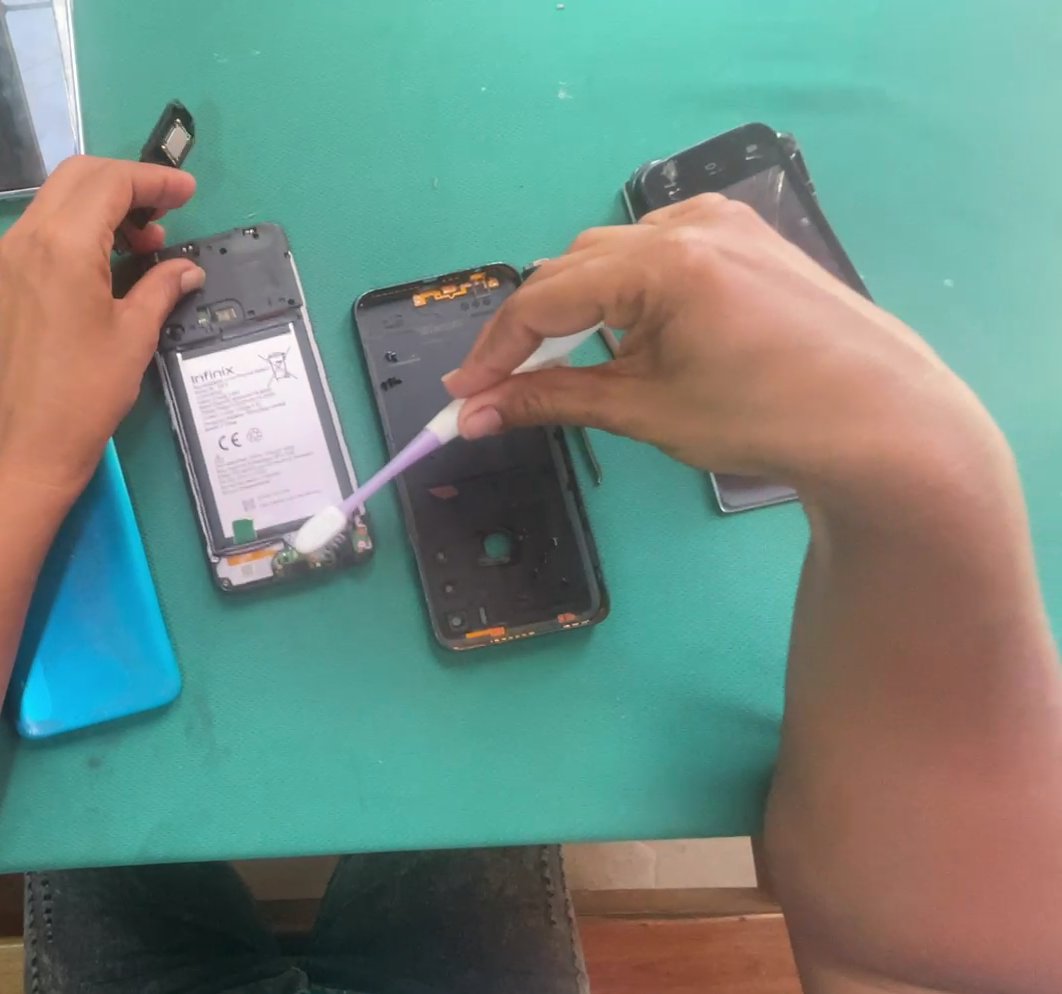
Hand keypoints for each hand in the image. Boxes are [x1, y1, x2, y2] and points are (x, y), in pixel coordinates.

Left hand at [0, 156, 204, 498]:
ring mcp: (12, 258)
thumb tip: (187, 269)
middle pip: (80, 177)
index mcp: (62, 244)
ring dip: (104, 206)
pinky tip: (110, 261)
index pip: (111, 182)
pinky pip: (45, 230)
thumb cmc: (85, 393)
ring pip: (60, 200)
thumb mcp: (134, 336)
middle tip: (165, 216)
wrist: (30, 444)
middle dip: (128, 185)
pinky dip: (80, 228)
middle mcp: (28, 238)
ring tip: (144, 245)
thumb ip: (162, 287)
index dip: (155, 181)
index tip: (187, 193)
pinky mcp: (8, 280)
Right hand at [443, 194, 1002, 495]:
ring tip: (553, 363)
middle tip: (496, 387)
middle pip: (564, 272)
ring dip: (563, 308)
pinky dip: (608, 289)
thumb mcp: (637, 410)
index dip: (492, 351)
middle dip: (522, 332)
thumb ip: (544, 401)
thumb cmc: (758, 417)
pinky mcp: (734, 236)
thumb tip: (469, 416)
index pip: (543, 300)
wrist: (881, 421)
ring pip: (598, 258)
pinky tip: (613, 326)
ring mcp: (716, 224)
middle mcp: (685, 226)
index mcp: (664, 264)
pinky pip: (640, 251)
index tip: (460, 395)